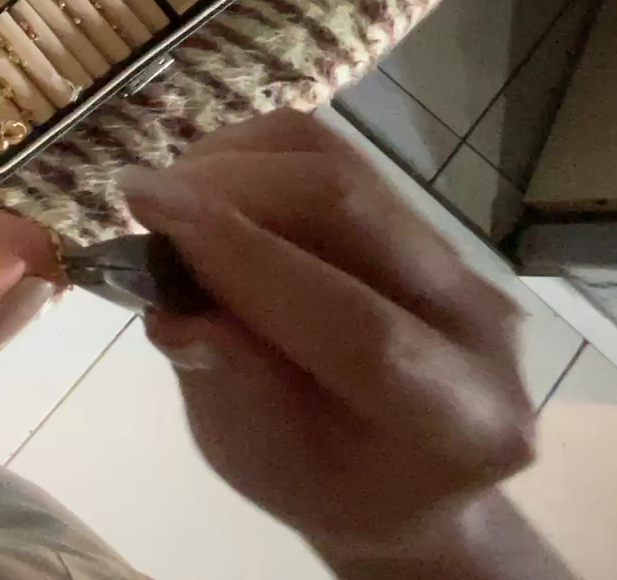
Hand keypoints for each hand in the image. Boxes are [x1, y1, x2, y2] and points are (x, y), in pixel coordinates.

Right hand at [122, 111, 551, 572]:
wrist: (381, 459)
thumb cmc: (309, 471)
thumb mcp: (250, 456)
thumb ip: (222, 385)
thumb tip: (175, 314)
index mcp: (451, 416)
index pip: (354, 320)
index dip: (240, 253)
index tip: (142, 204)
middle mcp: (475, 323)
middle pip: (347, 205)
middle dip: (223, 185)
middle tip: (141, 200)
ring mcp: (449, 255)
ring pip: (331, 158)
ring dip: (227, 160)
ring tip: (171, 200)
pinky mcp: (408, 213)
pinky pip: (321, 146)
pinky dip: (243, 150)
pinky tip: (206, 191)